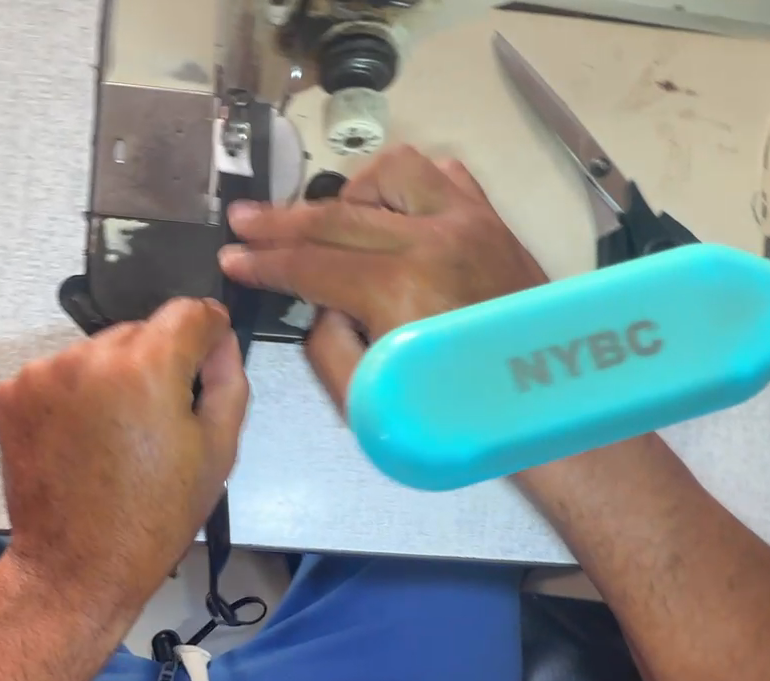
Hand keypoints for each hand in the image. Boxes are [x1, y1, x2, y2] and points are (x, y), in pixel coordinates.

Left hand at [0, 297, 247, 626]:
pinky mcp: (11, 393)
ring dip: (112, 379)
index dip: (207, 333)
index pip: (189, 311)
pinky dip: (75, 396)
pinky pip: (59, 374)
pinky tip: (83, 439)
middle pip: (140, 332)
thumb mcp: (218, 452)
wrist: (78, 565)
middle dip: (156, 363)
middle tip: (157, 421)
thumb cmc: (154, 517)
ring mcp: (42, 373)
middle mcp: (88, 356)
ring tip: (115, 436)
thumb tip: (221, 340)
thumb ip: (229, 380)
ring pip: (97, 353)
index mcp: (146, 367)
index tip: (207, 356)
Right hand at [219, 146, 546, 408]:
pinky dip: (407, 185)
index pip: (310, 265)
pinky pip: (443, 175)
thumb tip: (316, 306)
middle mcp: (433, 240)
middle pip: (335, 215)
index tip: (230, 258)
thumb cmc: (452, 419)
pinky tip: (391, 211)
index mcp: (399, 289)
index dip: (262, 262)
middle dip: (279, 219)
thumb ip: (327, 348)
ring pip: (392, 171)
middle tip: (243, 220)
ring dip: (349, 192)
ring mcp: (469, 223)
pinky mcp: (493, 221)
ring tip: (330, 220)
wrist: (539, 412)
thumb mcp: (370, 402)